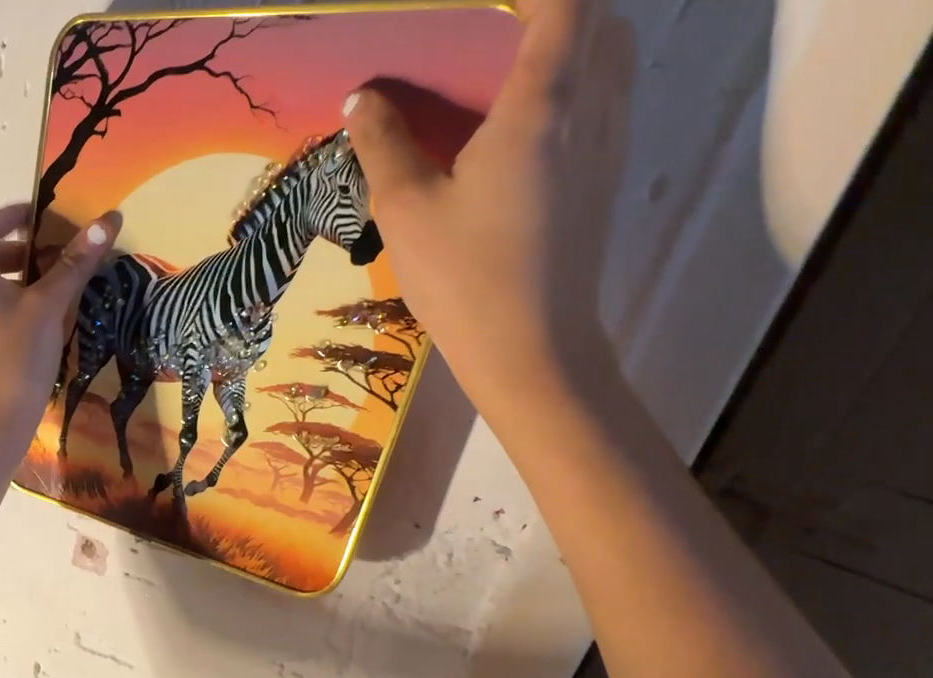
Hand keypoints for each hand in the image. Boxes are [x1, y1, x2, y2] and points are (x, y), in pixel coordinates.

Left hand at [0, 203, 119, 456]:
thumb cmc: (20, 358)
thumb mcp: (51, 307)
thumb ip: (76, 263)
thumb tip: (108, 220)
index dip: (12, 214)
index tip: (43, 216)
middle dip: (23, 247)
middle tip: (57, 252)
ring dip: (24, 275)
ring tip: (58, 284)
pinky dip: (19, 300)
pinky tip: (47, 318)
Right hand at [342, 0, 636, 405]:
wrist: (528, 346)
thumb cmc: (461, 275)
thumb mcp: (405, 208)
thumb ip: (383, 143)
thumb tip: (362, 98)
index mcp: (541, 106)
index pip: (562, 5)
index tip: (485, 4)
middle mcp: (592, 111)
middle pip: (600, 21)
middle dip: (554, 9)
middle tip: (495, 27)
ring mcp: (609, 145)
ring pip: (613, 58)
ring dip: (574, 42)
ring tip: (510, 66)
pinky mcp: (606, 179)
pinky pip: (607, 99)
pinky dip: (578, 82)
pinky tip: (526, 123)